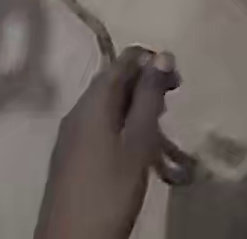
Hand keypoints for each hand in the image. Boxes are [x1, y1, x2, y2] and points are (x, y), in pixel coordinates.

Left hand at [37, 47, 179, 238]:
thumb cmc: (109, 192)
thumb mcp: (138, 142)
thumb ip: (150, 96)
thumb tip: (163, 54)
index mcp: (93, 102)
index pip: (126, 58)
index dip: (154, 61)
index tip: (176, 85)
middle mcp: (78, 110)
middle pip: (117, 78)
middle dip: (147, 83)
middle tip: (170, 107)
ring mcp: (71, 134)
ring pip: (109, 102)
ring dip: (136, 105)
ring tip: (157, 128)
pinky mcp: (70, 156)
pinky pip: (100, 122)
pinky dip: (122, 122)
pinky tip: (135, 147)